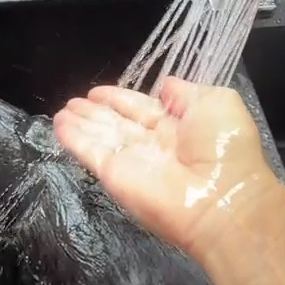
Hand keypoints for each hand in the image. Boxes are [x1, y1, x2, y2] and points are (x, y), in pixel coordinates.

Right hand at [55, 78, 284, 257]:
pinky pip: (91, 153)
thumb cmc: (224, 147)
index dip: (118, 98)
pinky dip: (74, 140)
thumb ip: (186, 92)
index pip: (140, 108)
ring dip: (80, 125)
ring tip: (60, 112)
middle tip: (73, 102)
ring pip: (100, 137)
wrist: (222, 198)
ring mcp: (132, 162)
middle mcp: (152, 145)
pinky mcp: (114, 176)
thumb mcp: (216, 103)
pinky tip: (59, 126)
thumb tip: (166, 85)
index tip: (97, 91)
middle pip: (116, 124)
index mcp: (177, 127)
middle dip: (94, 112)